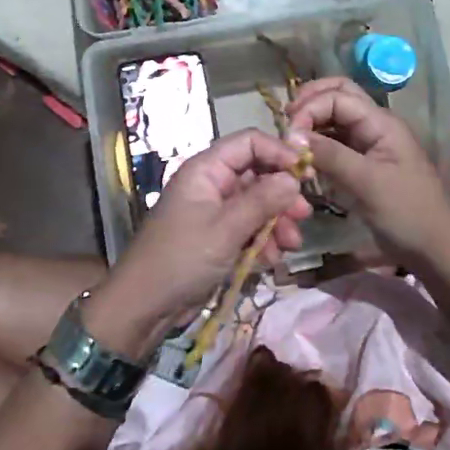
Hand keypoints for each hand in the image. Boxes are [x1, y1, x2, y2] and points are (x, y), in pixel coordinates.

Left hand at [86, 130, 311, 354]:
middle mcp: (211, 183)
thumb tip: (294, 178)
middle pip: (257, 174)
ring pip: (256, 204)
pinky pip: (248, 228)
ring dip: (277, 222)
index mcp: (206, 169)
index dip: (279, 153)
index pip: (249, 143)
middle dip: (282, 195)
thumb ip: (262, 201)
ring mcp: (213, 211)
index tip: (306, 174)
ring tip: (291, 245)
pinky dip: (263, 240)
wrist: (144, 306)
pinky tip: (271, 260)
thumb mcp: (226, 229)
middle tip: (303, 216)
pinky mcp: (217, 236)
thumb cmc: (181, 259)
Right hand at [285, 77, 449, 263]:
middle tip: (286, 122)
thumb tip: (293, 136)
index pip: (338, 97)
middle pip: (338, 96)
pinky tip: (303, 158)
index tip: (289, 136)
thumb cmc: (406, 212)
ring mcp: (369, 143)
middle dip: (310, 103)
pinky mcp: (362, 163)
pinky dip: (317, 144)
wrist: (434, 247)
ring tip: (291, 142)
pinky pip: (335, 142)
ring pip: (334, 119)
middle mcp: (374, 125)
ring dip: (312, 124)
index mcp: (381, 122)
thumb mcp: (367, 182)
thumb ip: (330, 155)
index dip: (310, 108)